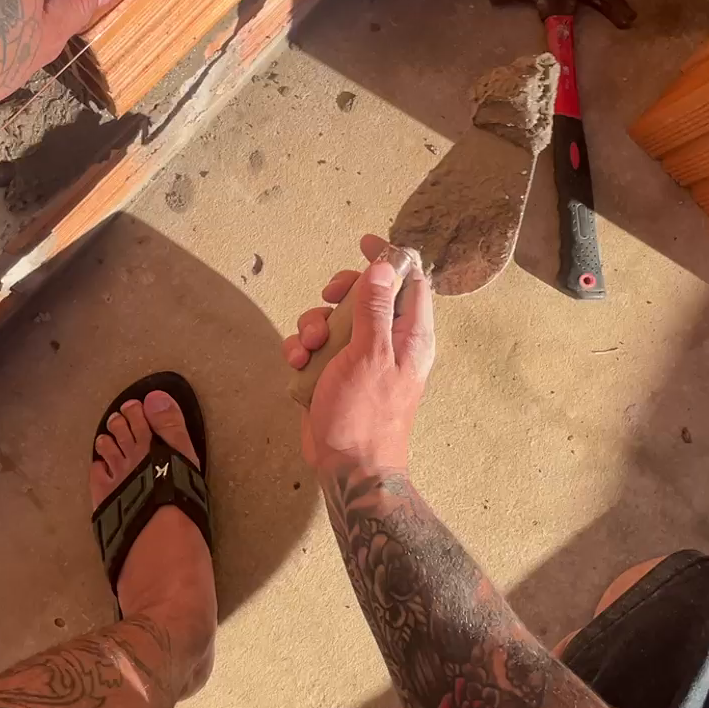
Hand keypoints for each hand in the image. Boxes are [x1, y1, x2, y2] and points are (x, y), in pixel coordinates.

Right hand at [284, 234, 435, 474]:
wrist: (347, 465)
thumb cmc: (366, 413)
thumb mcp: (370, 355)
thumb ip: (375, 308)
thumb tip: (383, 265)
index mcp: (411, 335)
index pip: (410, 281)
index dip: (389, 258)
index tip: (363, 242)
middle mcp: (388, 341)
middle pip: (366, 293)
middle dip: (341, 291)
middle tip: (328, 295)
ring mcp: (359, 357)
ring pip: (334, 317)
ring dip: (313, 323)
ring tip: (308, 347)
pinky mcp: (333, 372)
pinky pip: (315, 345)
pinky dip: (302, 348)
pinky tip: (297, 363)